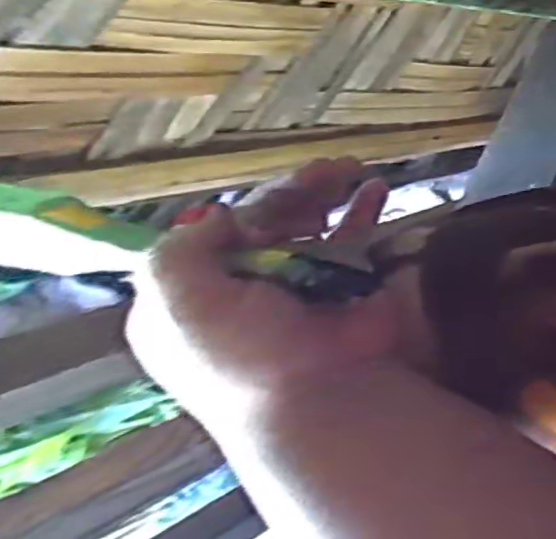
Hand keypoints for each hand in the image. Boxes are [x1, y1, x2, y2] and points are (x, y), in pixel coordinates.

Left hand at [126, 162, 397, 435]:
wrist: (321, 388)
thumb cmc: (245, 352)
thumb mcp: (183, 310)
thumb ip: (178, 257)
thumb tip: (217, 213)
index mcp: (195, 292)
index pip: (216, 233)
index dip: (247, 207)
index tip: (283, 192)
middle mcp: (247, 281)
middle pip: (271, 220)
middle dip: (299, 190)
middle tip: (333, 168)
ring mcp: (304, 277)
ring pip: (315, 220)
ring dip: (332, 191)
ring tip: (354, 169)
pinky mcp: (351, 276)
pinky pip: (357, 232)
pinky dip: (367, 206)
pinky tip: (377, 187)